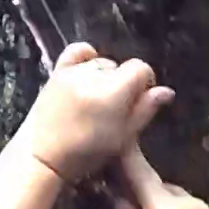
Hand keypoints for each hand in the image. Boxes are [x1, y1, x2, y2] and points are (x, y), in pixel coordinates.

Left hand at [16, 42, 174, 181]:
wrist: (42, 156)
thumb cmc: (86, 153)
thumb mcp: (123, 136)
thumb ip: (145, 110)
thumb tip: (166, 91)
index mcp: (113, 92)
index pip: (141, 68)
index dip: (145, 83)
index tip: (140, 100)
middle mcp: (93, 75)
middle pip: (120, 67)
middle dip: (124, 83)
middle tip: (116, 109)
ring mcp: (72, 72)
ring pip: (100, 63)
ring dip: (104, 76)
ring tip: (97, 100)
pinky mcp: (57, 72)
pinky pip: (77, 52)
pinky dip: (86, 57)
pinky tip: (89, 71)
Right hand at [109, 146, 208, 208]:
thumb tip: (117, 197)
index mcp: (166, 206)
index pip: (141, 172)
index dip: (126, 156)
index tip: (116, 138)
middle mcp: (188, 200)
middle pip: (158, 185)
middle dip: (142, 190)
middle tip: (124, 204)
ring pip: (173, 197)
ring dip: (159, 204)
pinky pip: (186, 208)